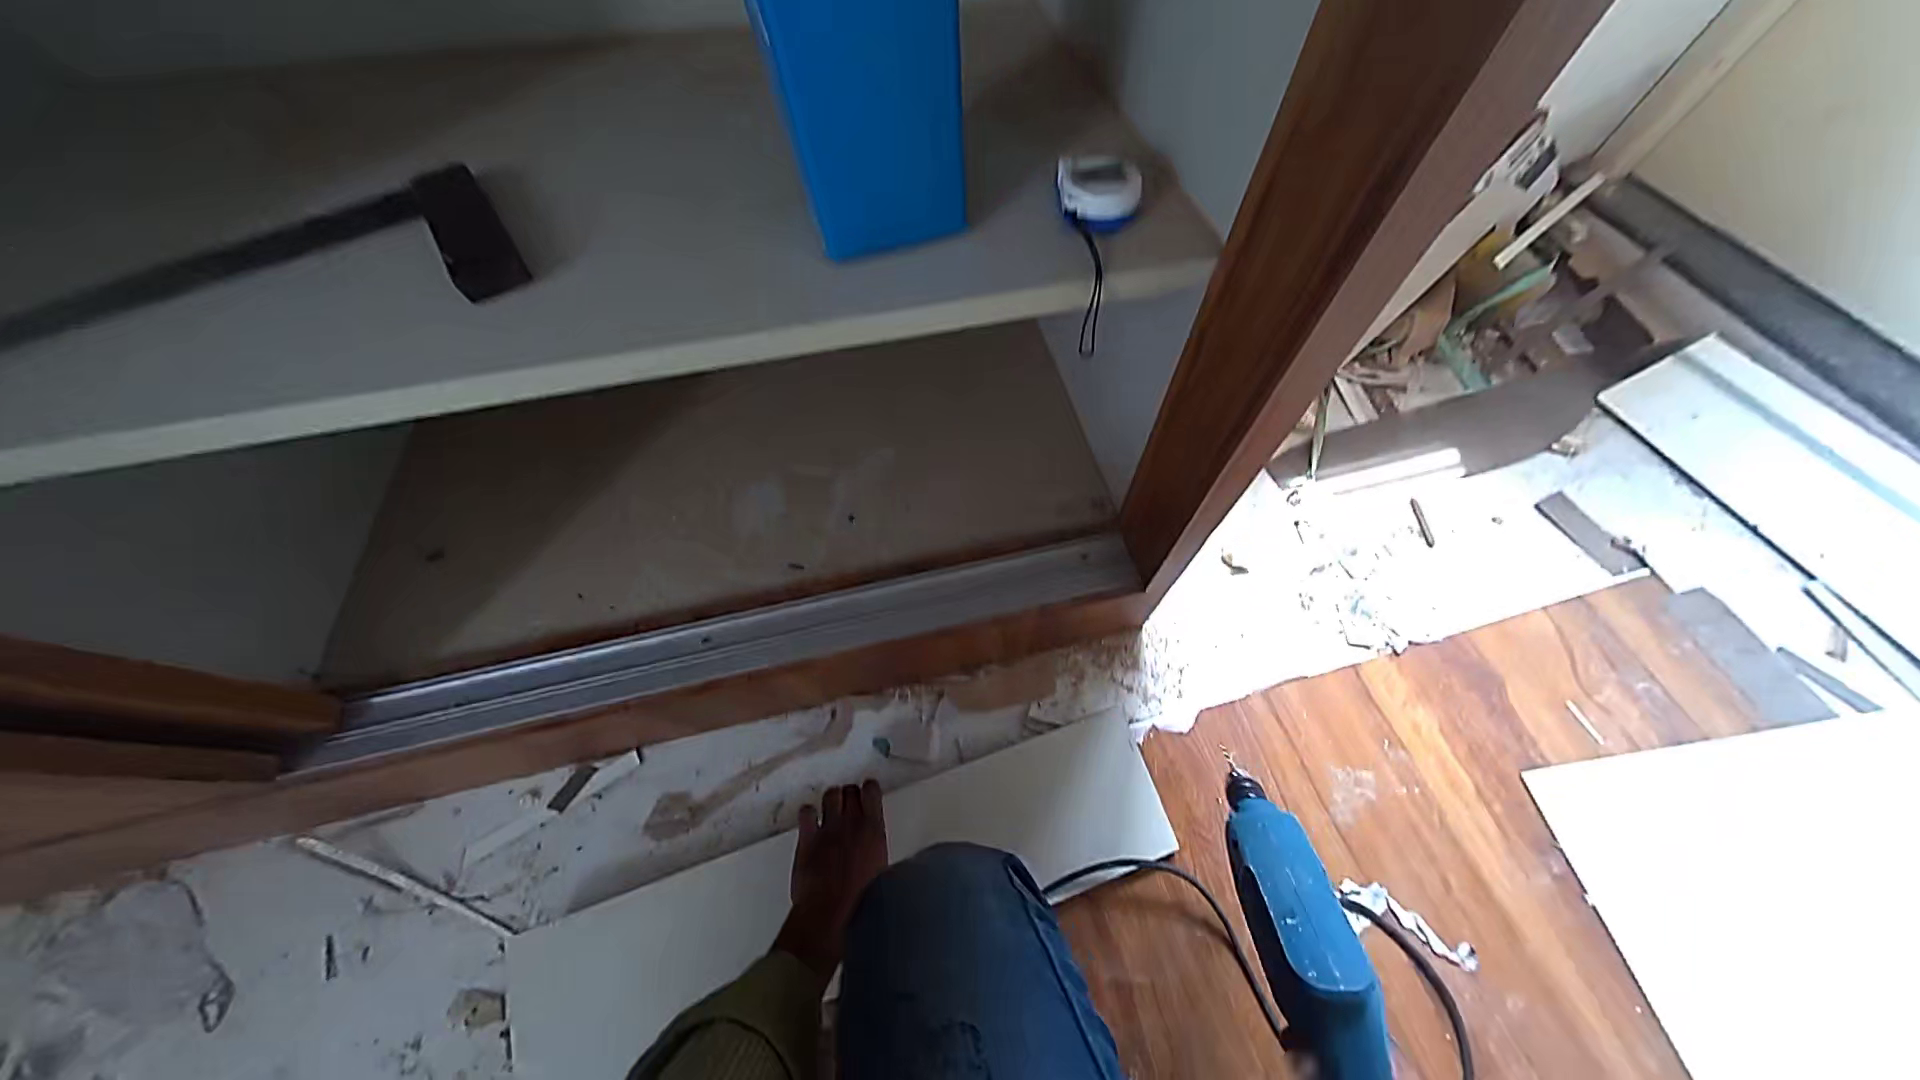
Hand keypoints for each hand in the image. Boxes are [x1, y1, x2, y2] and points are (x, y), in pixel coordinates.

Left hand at [773, 780, 886, 980]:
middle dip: (849, 795)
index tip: (868, 793)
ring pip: (830, 795)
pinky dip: (808, 813)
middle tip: (849, 805)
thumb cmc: (860, 900)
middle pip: (850, 790)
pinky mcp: (807, 838)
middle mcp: (851, 822)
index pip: (871, 790)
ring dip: (832, 800)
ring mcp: (828, 828)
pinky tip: (811, 820)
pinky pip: (806, 811)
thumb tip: (872, 841)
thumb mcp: (880, 870)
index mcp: (873, 830)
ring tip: (831, 809)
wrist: (829, 913)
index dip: (868, 790)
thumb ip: (875, 846)